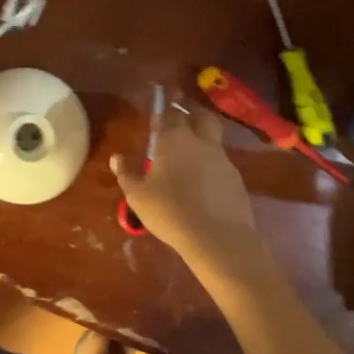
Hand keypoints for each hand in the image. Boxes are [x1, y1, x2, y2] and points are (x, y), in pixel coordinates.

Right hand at [111, 105, 257, 263]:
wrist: (217, 238)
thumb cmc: (170, 211)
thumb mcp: (138, 196)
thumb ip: (126, 174)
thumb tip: (116, 158)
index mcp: (174, 139)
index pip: (168, 115)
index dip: (162, 115)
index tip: (156, 121)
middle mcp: (201, 142)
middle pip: (201, 117)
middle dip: (192, 116)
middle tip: (181, 126)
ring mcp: (223, 159)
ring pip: (214, 140)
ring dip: (204, 143)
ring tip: (192, 160)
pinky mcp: (237, 179)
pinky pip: (223, 165)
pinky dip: (213, 168)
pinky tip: (206, 186)